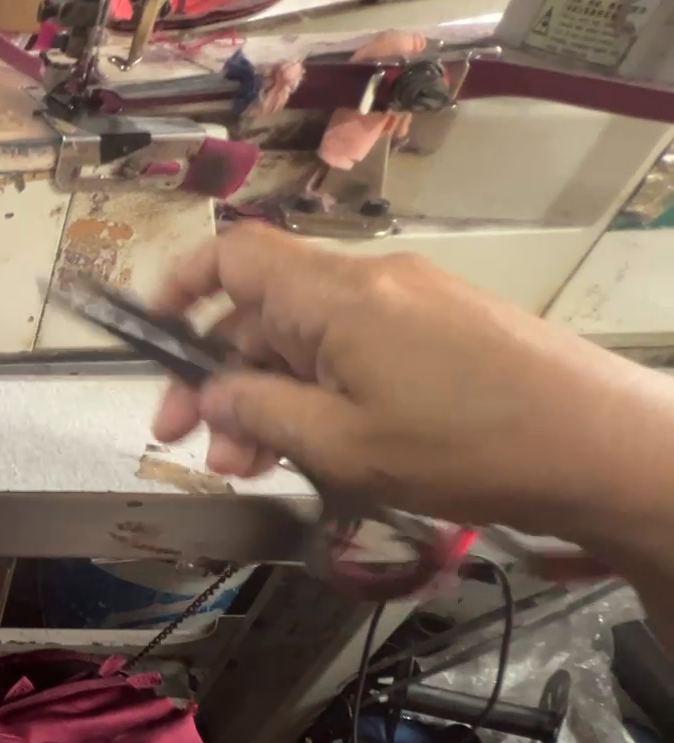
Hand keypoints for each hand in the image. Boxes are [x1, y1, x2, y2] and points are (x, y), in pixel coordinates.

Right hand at [149, 223, 672, 538]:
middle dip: (211, 379)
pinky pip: (340, 354)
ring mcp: (402, 307)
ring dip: (256, 401)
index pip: (237, 257)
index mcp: (339, 298)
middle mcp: (367, 287)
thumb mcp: (337, 441)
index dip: (181, 285)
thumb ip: (256, 411)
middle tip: (183, 439)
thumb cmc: (467, 447)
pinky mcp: (429, 332)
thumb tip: (208, 396)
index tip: (150, 332)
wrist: (613, 454)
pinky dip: (303, 396)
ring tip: (243, 463)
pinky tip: (295, 447)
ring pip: (296, 345)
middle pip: (257, 316)